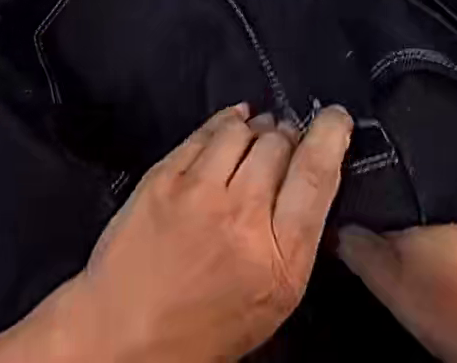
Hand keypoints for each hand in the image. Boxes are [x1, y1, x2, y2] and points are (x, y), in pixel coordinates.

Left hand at [0, 103, 353, 362]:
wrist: (119, 339)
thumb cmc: (203, 329)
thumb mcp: (272, 300)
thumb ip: (298, 236)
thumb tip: (312, 173)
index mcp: (279, 259)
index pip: (316, 174)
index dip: (331, 134)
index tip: (337, 117)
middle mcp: (242, 218)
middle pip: (280, 143)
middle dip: (289, 134)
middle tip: (286, 138)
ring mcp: (199, 193)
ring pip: (244, 130)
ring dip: (257, 127)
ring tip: (256, 135)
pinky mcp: (164, 177)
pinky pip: (207, 131)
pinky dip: (225, 122)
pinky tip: (230, 125)